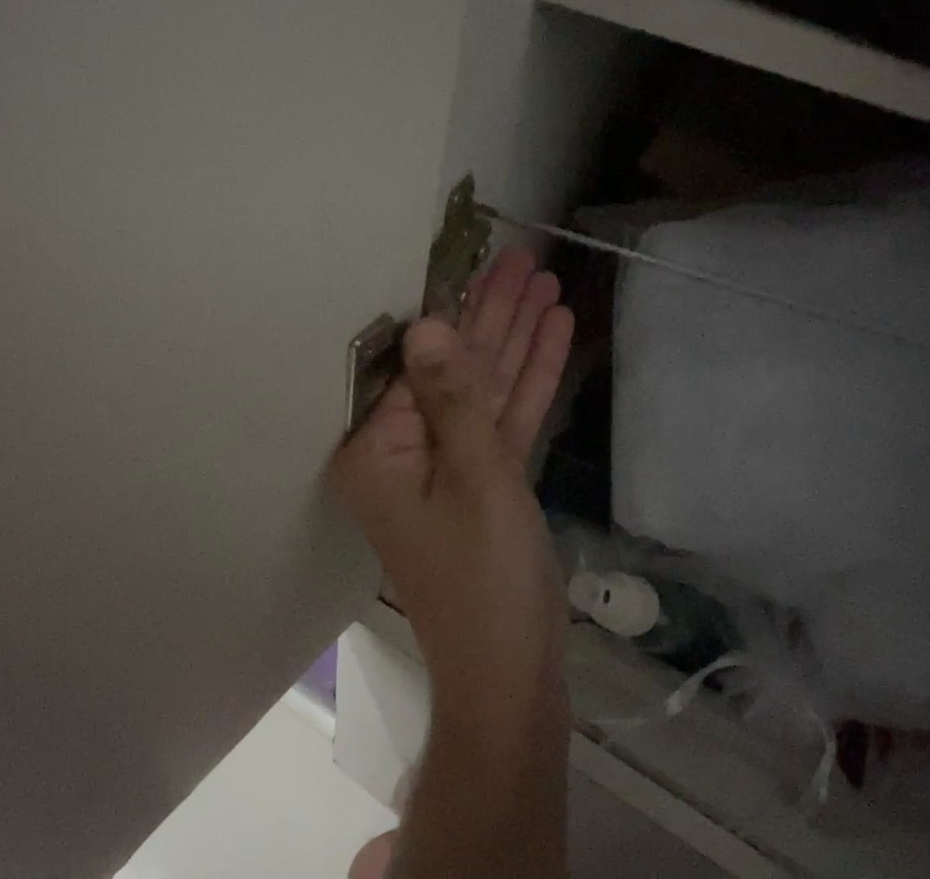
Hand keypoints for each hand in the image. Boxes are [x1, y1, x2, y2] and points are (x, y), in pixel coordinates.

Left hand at [327, 246, 573, 695]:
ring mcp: (445, 468)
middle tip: (525, 257)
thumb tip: (429, 322)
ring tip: (546, 283)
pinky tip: (552, 338)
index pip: (416, 363)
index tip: (485, 260)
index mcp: (377, 451)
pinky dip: (526, 385)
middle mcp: (401, 452)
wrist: (512, 673)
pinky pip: (501, 423)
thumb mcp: (475, 477)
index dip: (456, 309)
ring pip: (482, 392)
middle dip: (492, 316)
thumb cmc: (485, 577)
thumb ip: (456, 398)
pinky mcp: (481, 485)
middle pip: (452, 370)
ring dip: (515, 342)